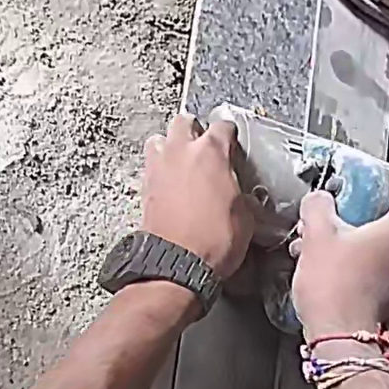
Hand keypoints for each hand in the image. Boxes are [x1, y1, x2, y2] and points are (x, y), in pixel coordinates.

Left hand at [139, 113, 252, 279]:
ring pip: (159, 139)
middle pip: (184, 122)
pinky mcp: (144, 190)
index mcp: (210, 152)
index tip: (232, 146)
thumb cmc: (211, 241)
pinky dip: (159, 172)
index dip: (230, 137)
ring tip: (180, 162)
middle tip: (203, 147)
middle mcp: (180, 153)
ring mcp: (158, 169)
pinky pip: (150, 168)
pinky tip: (169, 186)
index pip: (223, 127)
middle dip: (193, 131)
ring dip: (169, 146)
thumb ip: (241, 196)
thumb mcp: (245, 218)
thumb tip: (238, 197)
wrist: (176, 265)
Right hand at [290, 175, 388, 335]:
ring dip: (346, 235)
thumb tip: (318, 199)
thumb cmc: (335, 287)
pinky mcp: (383, 291)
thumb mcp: (318, 235)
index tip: (362, 180)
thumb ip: (317, 207)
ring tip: (315, 240)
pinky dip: (347, 257)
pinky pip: (368, 263)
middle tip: (331, 210)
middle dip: (355, 210)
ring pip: (374, 241)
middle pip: (387, 215)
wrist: (339, 336)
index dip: (384, 178)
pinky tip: (320, 263)